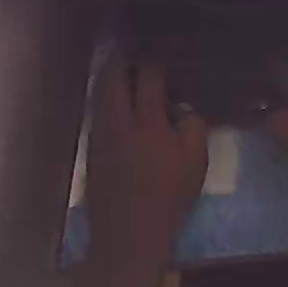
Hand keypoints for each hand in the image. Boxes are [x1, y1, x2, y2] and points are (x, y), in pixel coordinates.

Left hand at [82, 57, 209, 276]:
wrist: (128, 237)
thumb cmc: (168, 200)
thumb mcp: (195, 164)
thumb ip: (193, 126)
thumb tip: (183, 107)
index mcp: (148, 124)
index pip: (149, 77)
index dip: (156, 59)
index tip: (164, 49)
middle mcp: (119, 122)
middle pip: (114, 76)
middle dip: (124, 58)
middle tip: (136, 49)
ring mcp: (100, 134)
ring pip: (101, 92)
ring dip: (112, 75)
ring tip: (125, 67)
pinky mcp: (92, 147)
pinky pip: (98, 110)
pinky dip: (106, 97)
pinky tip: (118, 101)